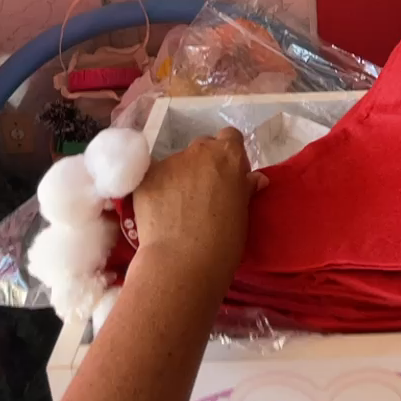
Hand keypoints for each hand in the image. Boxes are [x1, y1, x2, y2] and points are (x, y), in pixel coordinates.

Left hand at [130, 128, 267, 292]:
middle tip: (204, 194)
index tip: (229, 176)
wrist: (182, 263)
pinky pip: (154, 177)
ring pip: (176, 164)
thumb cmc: (224, 241)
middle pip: (202, 147)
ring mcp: (170, 162)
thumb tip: (255, 179)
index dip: (229, 155)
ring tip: (178, 209)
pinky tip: (159, 213)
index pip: (230, 137)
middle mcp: (199, 151)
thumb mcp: (243, 213)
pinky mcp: (145, 177)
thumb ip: (246, 189)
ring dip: (180, 178)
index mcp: (229, 155)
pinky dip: (157, 189)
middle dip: (204, 164)